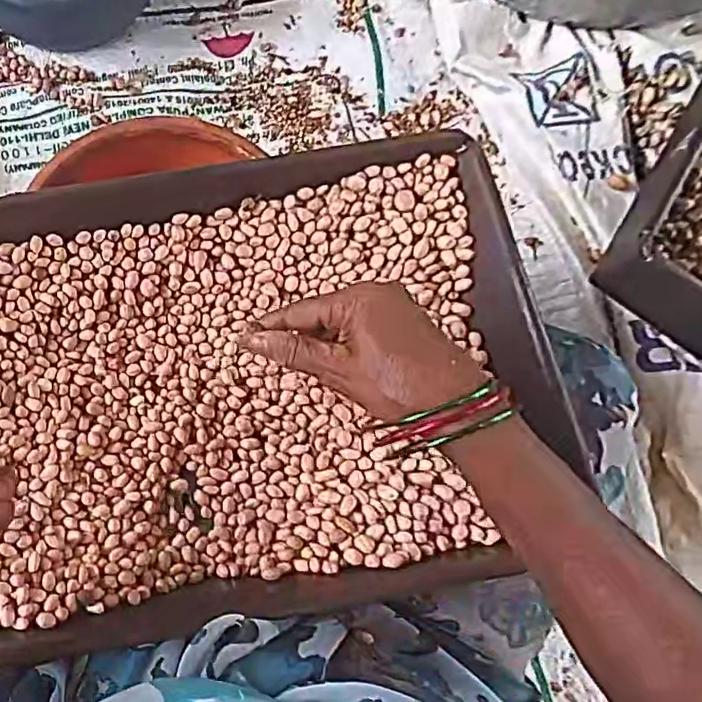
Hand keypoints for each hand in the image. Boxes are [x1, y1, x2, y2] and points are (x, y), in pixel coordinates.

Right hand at [243, 282, 488, 421]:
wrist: (457, 407)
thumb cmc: (402, 389)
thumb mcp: (339, 371)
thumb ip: (295, 351)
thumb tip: (256, 340)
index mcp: (360, 299)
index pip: (300, 311)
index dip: (270, 327)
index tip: (245, 337)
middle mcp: (377, 294)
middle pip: (318, 314)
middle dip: (294, 336)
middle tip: (267, 355)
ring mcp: (391, 306)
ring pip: (336, 322)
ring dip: (317, 343)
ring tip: (298, 366)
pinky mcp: (399, 322)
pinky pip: (355, 327)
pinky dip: (338, 344)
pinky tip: (330, 365)